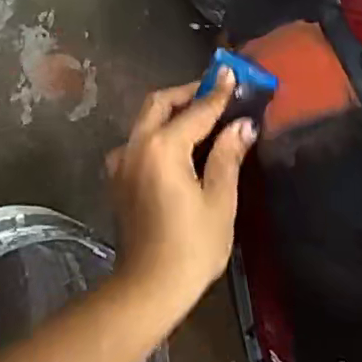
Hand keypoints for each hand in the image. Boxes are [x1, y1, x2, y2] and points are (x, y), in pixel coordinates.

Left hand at [105, 70, 257, 314]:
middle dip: (187, 93)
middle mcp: (135, 146)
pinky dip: (159, 133)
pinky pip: (138, 141)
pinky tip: (179, 146)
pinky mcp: (118, 178)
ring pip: (145, 120)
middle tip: (216, 92)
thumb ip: (227, 155)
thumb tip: (242, 125)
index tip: (233, 74)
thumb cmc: (192, 247)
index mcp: (162, 148)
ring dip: (172, 111)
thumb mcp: (219, 201)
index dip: (217, 92)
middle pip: (159, 103)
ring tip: (202, 116)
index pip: (195, 110)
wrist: (148, 288)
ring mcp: (121, 162)